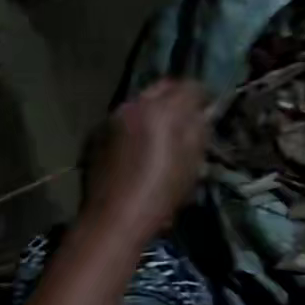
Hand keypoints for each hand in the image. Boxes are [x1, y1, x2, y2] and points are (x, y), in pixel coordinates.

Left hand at [82, 78, 209, 241]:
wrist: (114, 218)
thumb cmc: (162, 195)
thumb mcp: (193, 165)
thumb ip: (199, 131)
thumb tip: (201, 114)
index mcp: (164, 110)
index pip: (190, 86)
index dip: (202, 96)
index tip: (208, 109)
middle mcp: (136, 104)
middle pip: (162, 88)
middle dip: (175, 99)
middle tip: (186, 118)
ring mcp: (112, 117)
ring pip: (140, 103)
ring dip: (153, 113)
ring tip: (160, 135)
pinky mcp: (96, 132)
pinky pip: (122, 120)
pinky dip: (134, 127)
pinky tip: (136, 150)